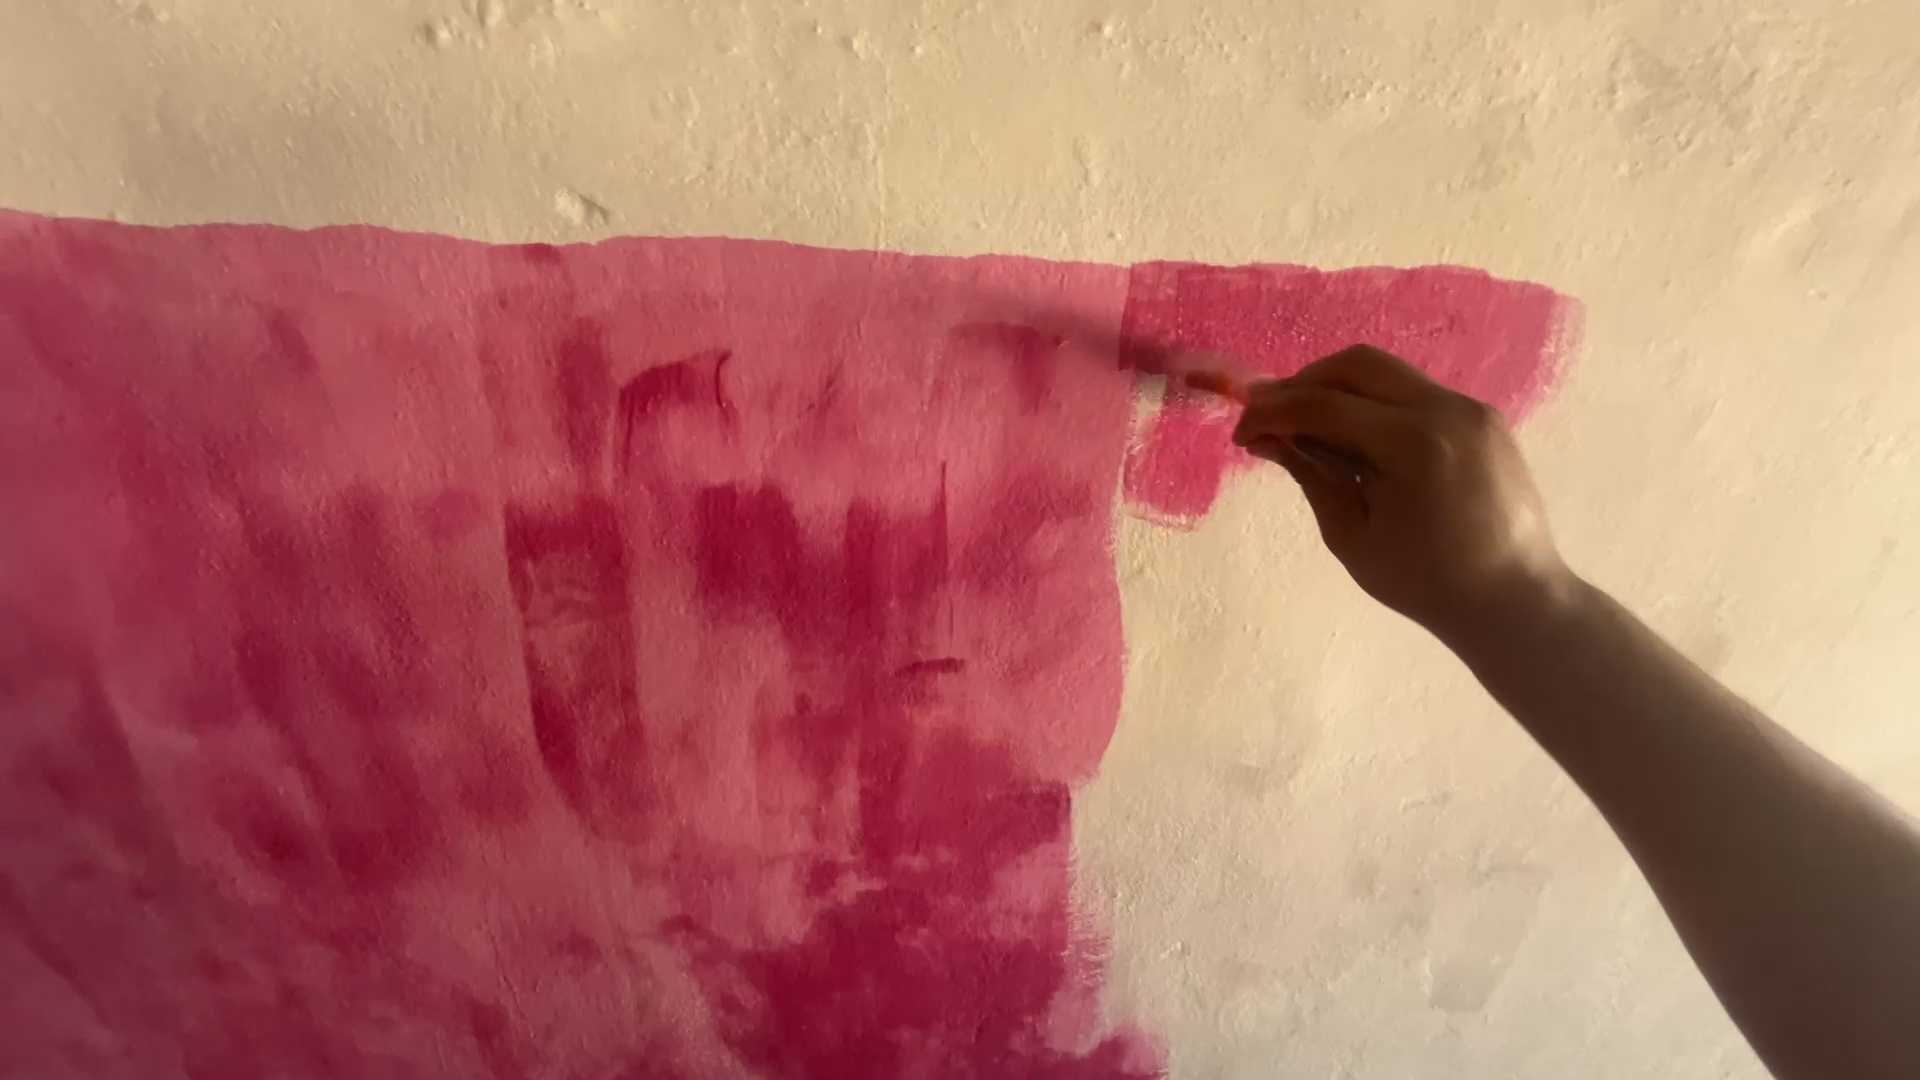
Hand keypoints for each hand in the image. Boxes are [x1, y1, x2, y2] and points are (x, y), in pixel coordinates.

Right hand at [1230, 345, 1568, 638]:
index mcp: (1414, 444)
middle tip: (1269, 418)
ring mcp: (1470, 408)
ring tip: (1304, 427)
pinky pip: (1410, 391)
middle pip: (1355, 364)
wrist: (1513, 598)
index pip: (1323, 404)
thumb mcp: (1348, 533)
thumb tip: (1266, 438)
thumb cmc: (1422, 580)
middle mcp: (1447, 409)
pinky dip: (1368, 402)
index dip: (1271, 412)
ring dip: (1334, 389)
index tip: (1241, 434)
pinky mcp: (1479, 416)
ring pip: (1384, 371)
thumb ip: (1309, 474)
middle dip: (1300, 384)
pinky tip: (1350, 438)